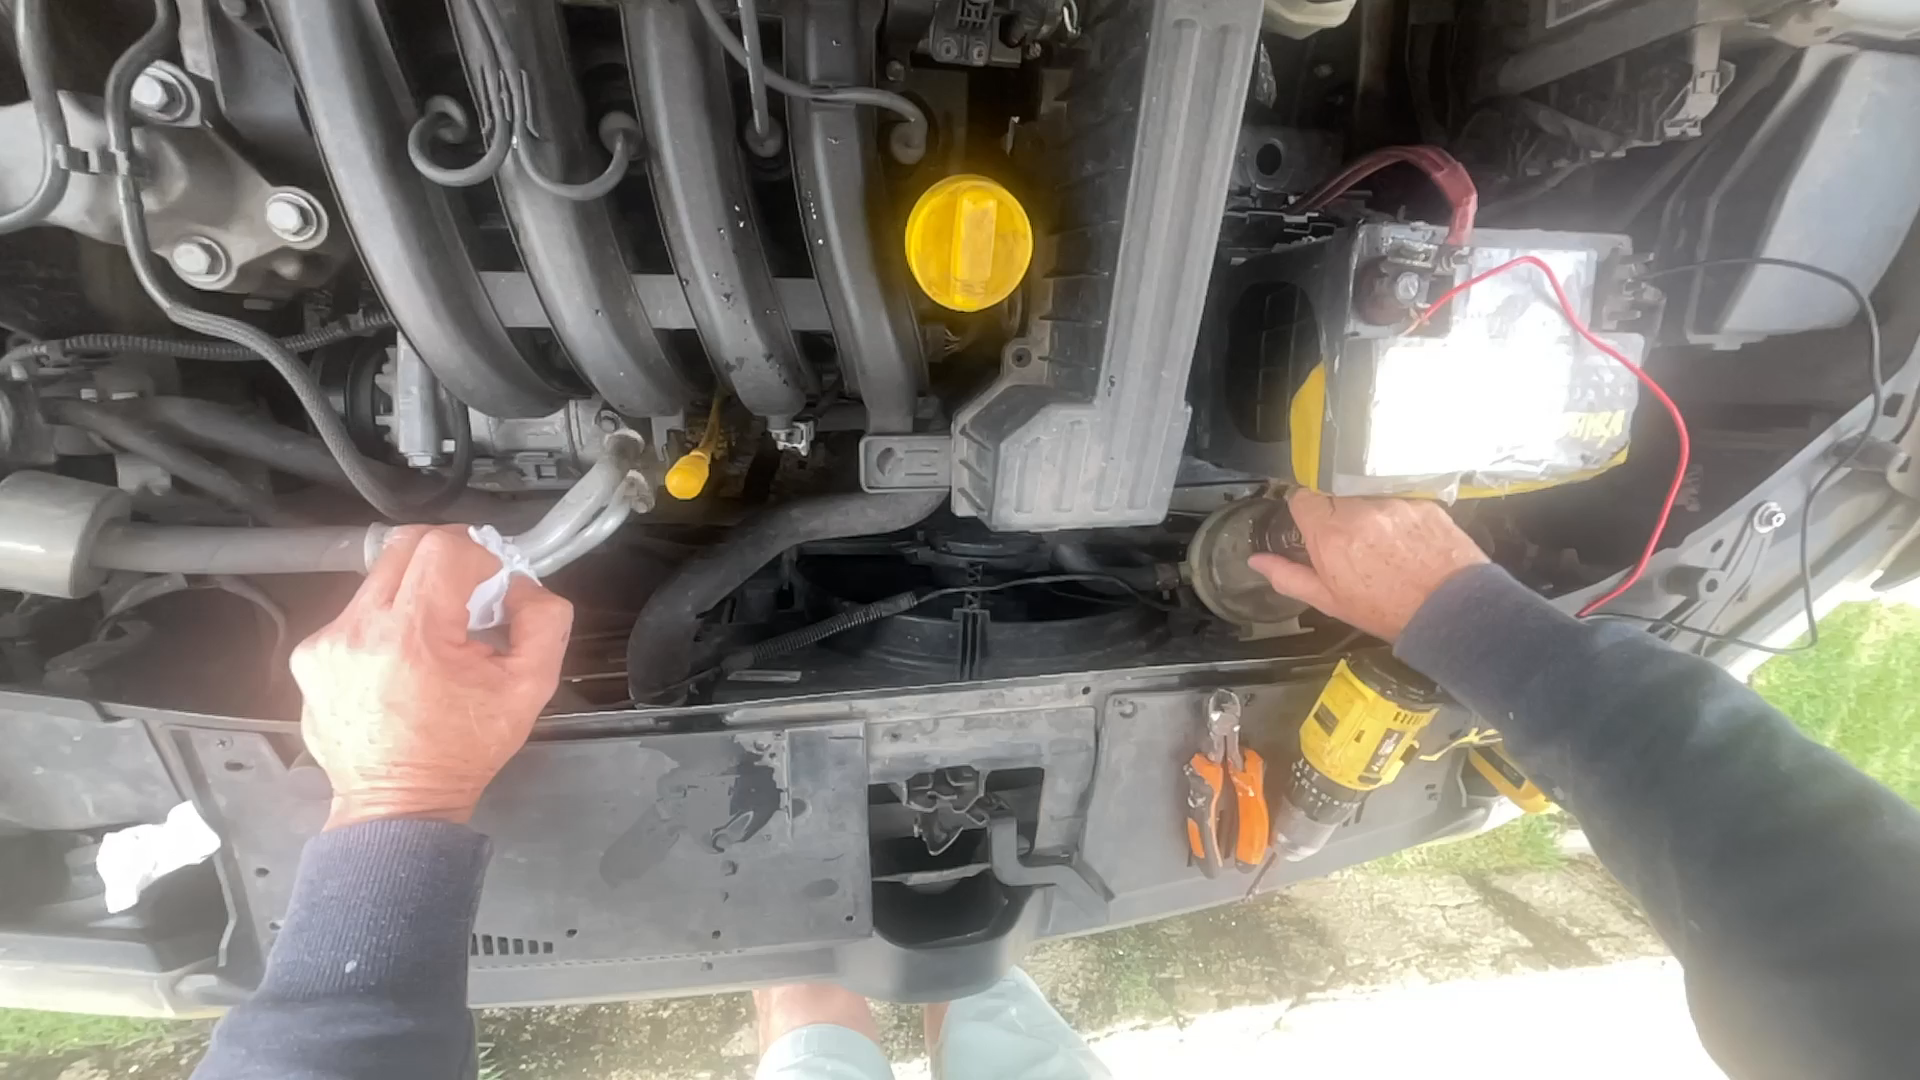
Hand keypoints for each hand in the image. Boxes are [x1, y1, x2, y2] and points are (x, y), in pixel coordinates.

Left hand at [290, 525, 573, 829]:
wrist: (398, 803)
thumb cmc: (465, 747)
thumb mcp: (534, 684)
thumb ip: (544, 620)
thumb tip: (521, 586)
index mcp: (412, 637)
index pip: (443, 547)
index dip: (482, 554)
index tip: (495, 584)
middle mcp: (356, 631)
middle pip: (405, 546)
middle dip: (451, 558)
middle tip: (476, 593)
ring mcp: (324, 644)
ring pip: (382, 577)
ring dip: (422, 590)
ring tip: (446, 636)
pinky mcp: (310, 657)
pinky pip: (360, 610)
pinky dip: (393, 618)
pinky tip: (413, 657)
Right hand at [1248, 490, 1487, 642]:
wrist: (1451, 612)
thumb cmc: (1386, 610)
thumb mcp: (1328, 600)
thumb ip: (1287, 576)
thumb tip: (1257, 561)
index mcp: (1329, 534)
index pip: (1302, 497)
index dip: (1304, 512)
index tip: (1311, 527)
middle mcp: (1359, 511)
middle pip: (1334, 497)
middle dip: (1336, 516)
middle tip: (1349, 545)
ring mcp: (1393, 504)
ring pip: (1366, 498)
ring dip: (1368, 515)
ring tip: (1383, 547)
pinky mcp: (1422, 504)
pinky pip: (1398, 502)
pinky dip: (1397, 517)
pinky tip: (1407, 543)